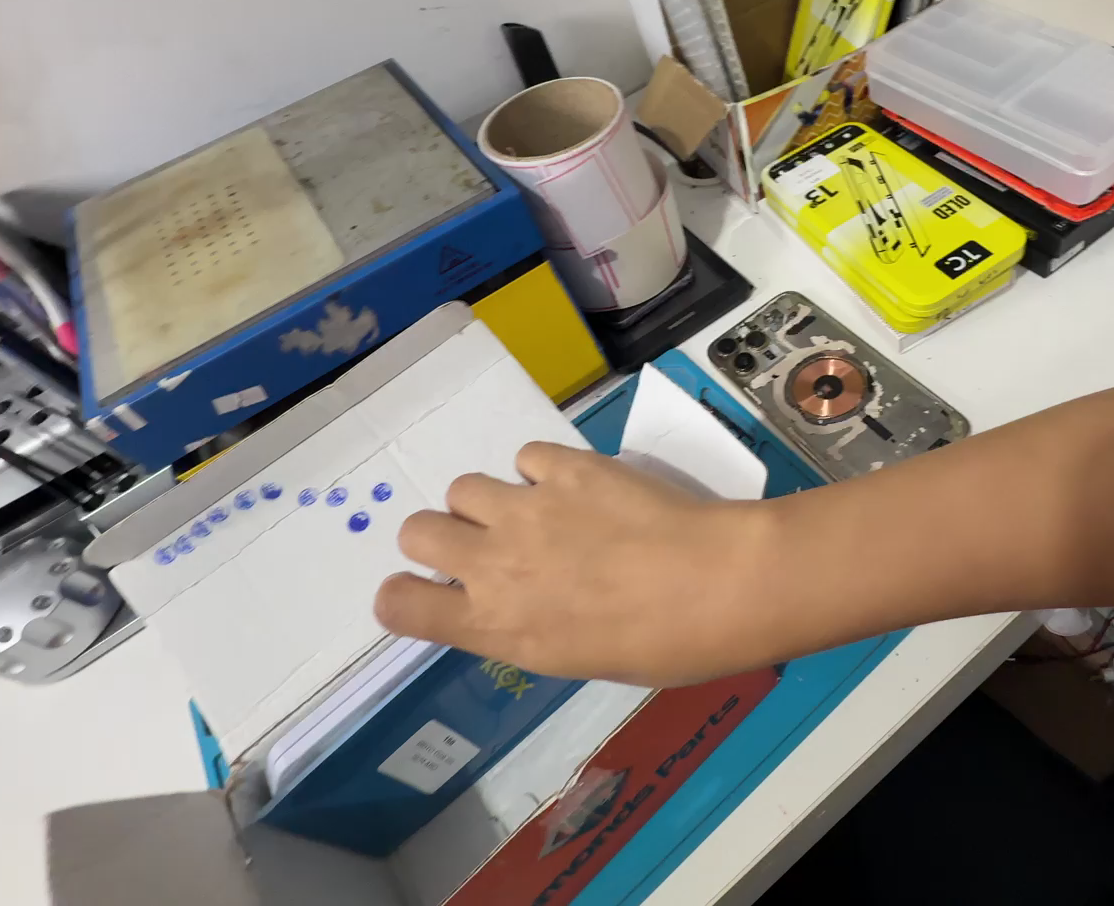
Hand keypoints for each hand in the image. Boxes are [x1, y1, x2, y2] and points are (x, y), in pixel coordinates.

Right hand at [374, 441, 779, 686]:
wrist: (713, 585)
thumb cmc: (659, 646)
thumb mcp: (574, 658)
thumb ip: (528, 626)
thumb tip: (520, 603)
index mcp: (495, 625)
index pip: (401, 605)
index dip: (404, 594)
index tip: (428, 589)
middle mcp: (496, 563)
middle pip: (417, 528)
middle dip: (443, 534)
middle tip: (487, 541)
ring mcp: (529, 508)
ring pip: (464, 485)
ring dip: (490, 499)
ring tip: (535, 508)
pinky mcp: (568, 467)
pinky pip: (529, 455)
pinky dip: (543, 469)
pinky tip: (578, 483)